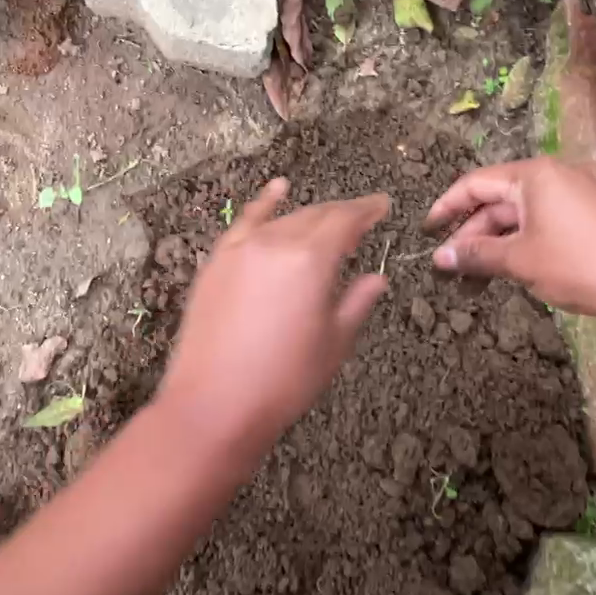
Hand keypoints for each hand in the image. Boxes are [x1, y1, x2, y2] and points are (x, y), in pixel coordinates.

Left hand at [157, 178, 390, 454]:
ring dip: (309, 216)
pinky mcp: (217, 261)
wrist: (213, 405)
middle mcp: (276, 243)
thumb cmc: (282, 381)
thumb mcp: (333, 345)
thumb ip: (356, 303)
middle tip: (362, 221)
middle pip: (316, 215)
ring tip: (328, 222)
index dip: (367, 210)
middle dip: (342, 215)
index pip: (345, 221)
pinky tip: (277, 190)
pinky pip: (245, 221)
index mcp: (310, 260)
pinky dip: (264, 204)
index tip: (382, 206)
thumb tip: (375, 278)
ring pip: (284, 219)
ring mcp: (241, 249)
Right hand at [424, 158, 595, 320]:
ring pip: (517, 215)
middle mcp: (551, 176)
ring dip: (493, 242)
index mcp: (532, 175)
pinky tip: (507, 269)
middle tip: (448, 265)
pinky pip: (538, 222)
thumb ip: (476, 255)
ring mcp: (571, 195)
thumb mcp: (521, 261)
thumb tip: (439, 257)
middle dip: (470, 232)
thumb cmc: (579, 265)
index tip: (426, 231)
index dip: (446, 207)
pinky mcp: (585, 216)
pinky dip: (517, 243)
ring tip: (473, 275)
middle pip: (496, 200)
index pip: (475, 183)